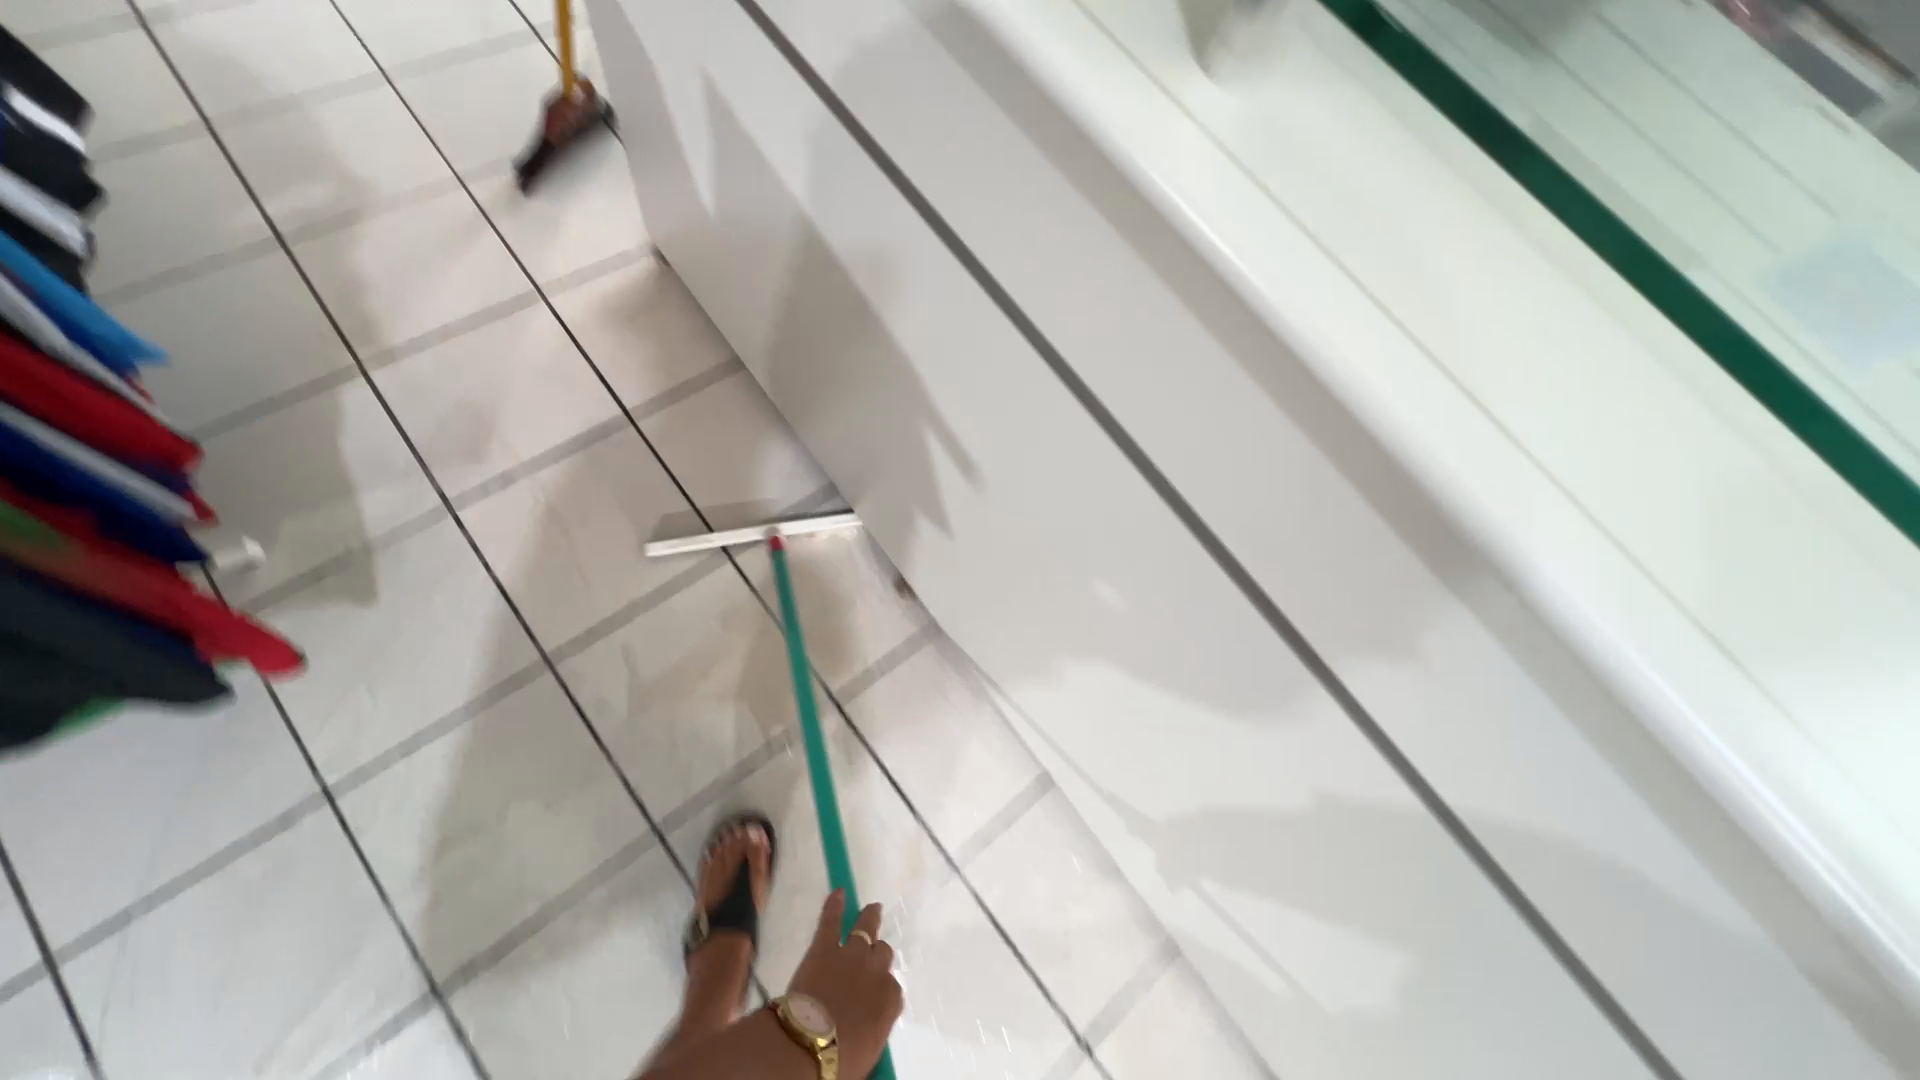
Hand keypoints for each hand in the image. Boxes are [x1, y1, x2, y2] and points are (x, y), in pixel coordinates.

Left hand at [786, 891, 902, 1076]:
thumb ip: (873, 1031)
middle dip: (877, 955)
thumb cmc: (840, 1060)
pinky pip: (832, 920)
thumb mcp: (867, 1053)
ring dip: (869, 918)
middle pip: (883, 954)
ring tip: (873, 908)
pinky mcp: (825, 947)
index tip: (873, 995)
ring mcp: (852, 955)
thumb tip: (867, 1031)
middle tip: (871, 955)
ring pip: (866, 928)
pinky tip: (838, 892)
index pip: (893, 989)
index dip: (881, 990)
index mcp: (890, 1000)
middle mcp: (877, 971)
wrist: (809, 1045)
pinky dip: (834, 905)